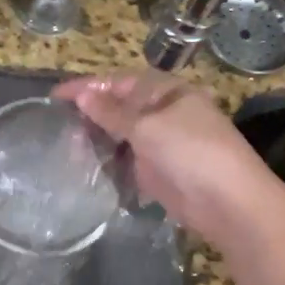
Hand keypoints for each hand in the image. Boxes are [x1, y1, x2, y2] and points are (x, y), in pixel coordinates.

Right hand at [51, 71, 274, 244]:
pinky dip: (108, 162)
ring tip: (70, 150)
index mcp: (167, 92)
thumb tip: (82, 95)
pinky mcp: (158, 170)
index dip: (88, 87)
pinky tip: (88, 167)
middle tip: (60, 127)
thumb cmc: (191, 152)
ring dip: (97, 141)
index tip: (55, 96)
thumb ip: (111, 112)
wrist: (228, 203)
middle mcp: (164, 113)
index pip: (120, 82)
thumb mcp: (147, 127)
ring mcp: (161, 143)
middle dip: (90, 115)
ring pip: (120, 135)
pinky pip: (126, 161)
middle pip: (119, 108)